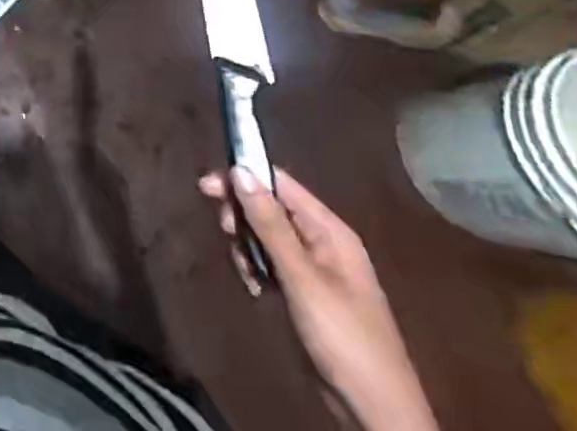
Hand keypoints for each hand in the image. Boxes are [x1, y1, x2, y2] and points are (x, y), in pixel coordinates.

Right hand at [199, 168, 438, 430]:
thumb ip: (269, 223)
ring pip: (261, 235)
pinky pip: (266, 262)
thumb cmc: (341, 334)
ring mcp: (310, 267)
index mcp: (329, 231)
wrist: (371, 406)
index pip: (280, 184)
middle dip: (241, 217)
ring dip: (245, 247)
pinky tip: (255, 288)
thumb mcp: (301, 276)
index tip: (204, 187)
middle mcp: (320, 241)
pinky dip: (253, 269)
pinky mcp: (300, 289)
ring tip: (248, 273)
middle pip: (266, 207)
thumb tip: (238, 170)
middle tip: (227, 235)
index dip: (242, 178)